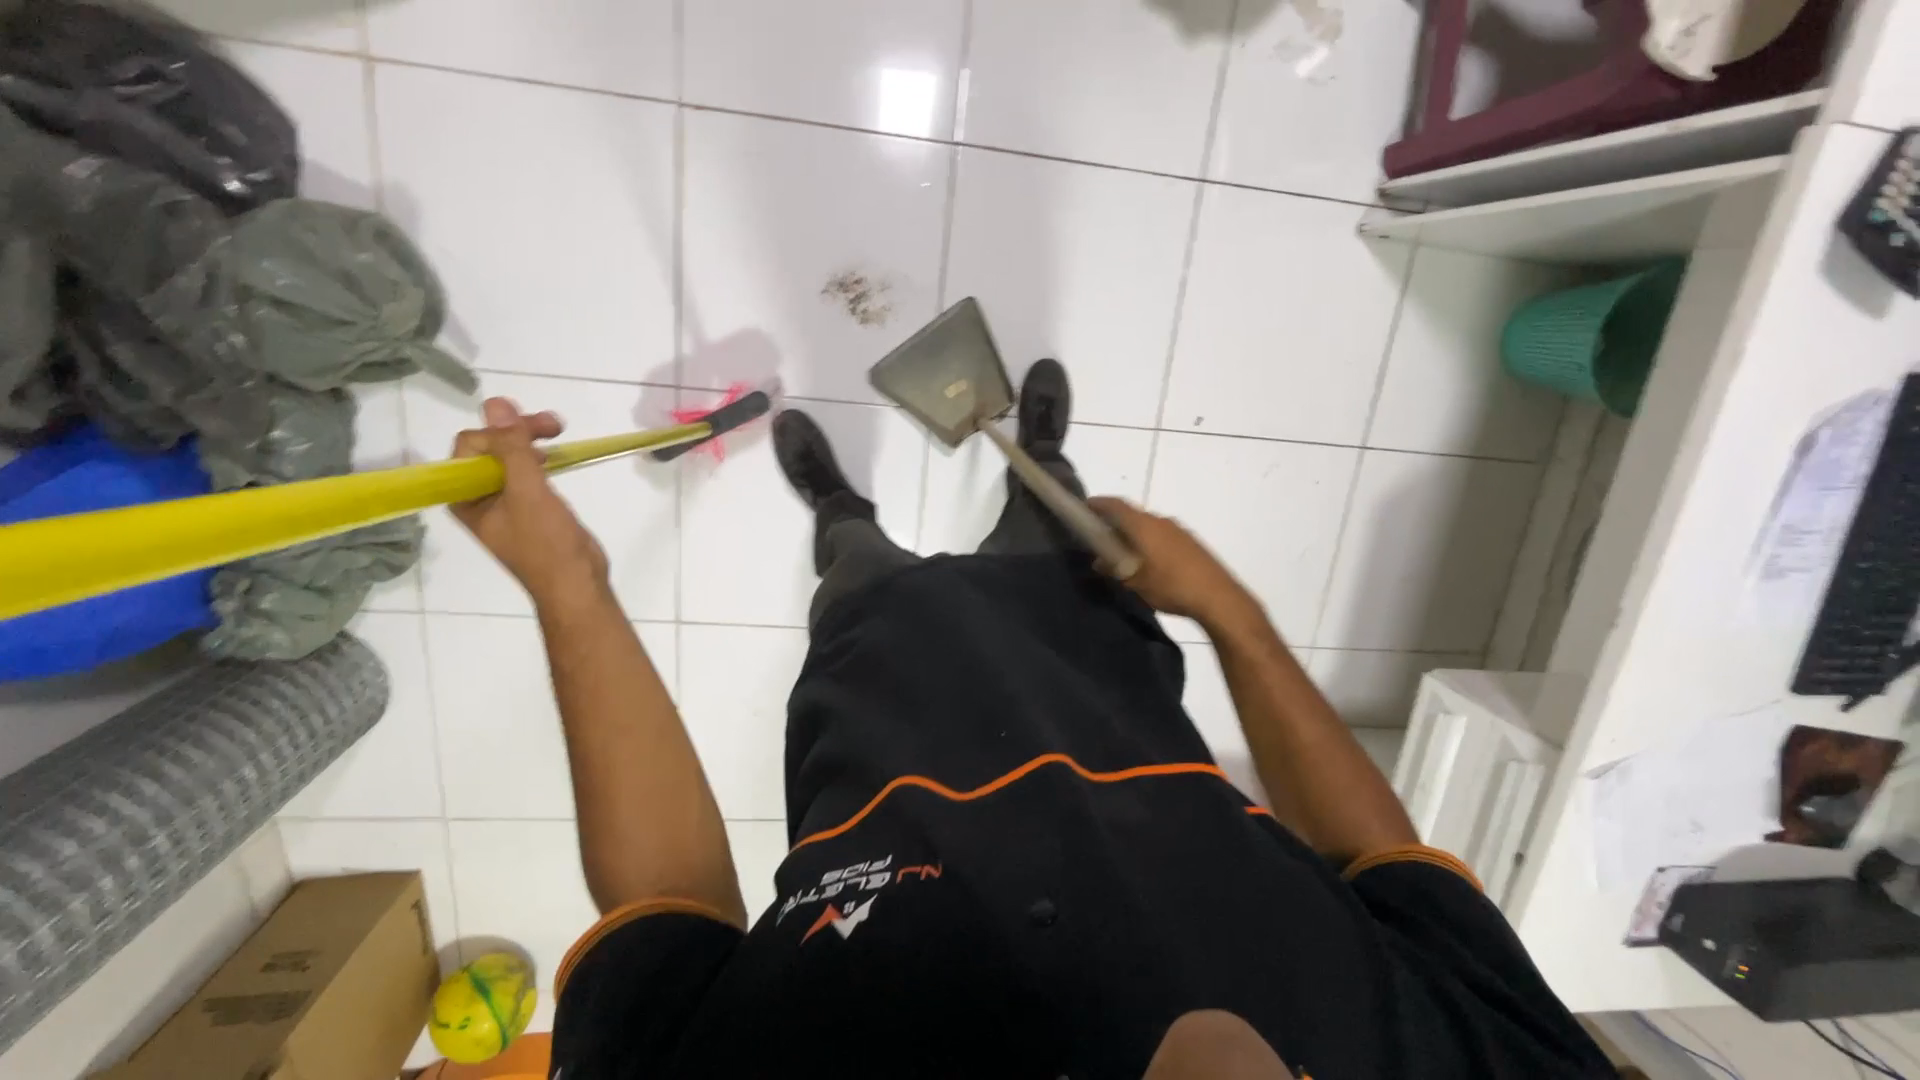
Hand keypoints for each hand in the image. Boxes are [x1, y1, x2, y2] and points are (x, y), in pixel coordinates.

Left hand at [450, 398, 608, 607]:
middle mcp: (478, 497)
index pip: (470, 446)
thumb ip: (512, 447)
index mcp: (464, 497)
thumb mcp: (528, 491)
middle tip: (555, 425)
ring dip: (531, 441)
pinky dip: (540, 459)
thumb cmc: (546, 543)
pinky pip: (526, 472)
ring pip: (510, 457)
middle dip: (518, 432)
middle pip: (490, 448)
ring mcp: (505, 502)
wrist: (576, 584)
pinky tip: (558, 458)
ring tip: (559, 432)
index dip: (500, 433)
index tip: (535, 433)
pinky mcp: (530, 507)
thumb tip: (495, 402)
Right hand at [1089, 497, 1259, 629]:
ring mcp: (1180, 530)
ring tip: (1125, 554)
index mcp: (1145, 525)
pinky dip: (1151, 542)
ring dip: (1135, 534)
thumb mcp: (1135, 582)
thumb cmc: (1171, 587)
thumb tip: (1099, 562)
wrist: (1218, 598)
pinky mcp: (1192, 543)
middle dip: (1116, 523)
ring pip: (1150, 526)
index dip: (1100, 504)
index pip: (1117, 505)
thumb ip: (1114, 569)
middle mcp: (1162, 521)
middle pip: (1133, 515)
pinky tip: (1150, 562)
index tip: (1086, 507)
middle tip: (1102, 538)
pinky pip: (1164, 535)